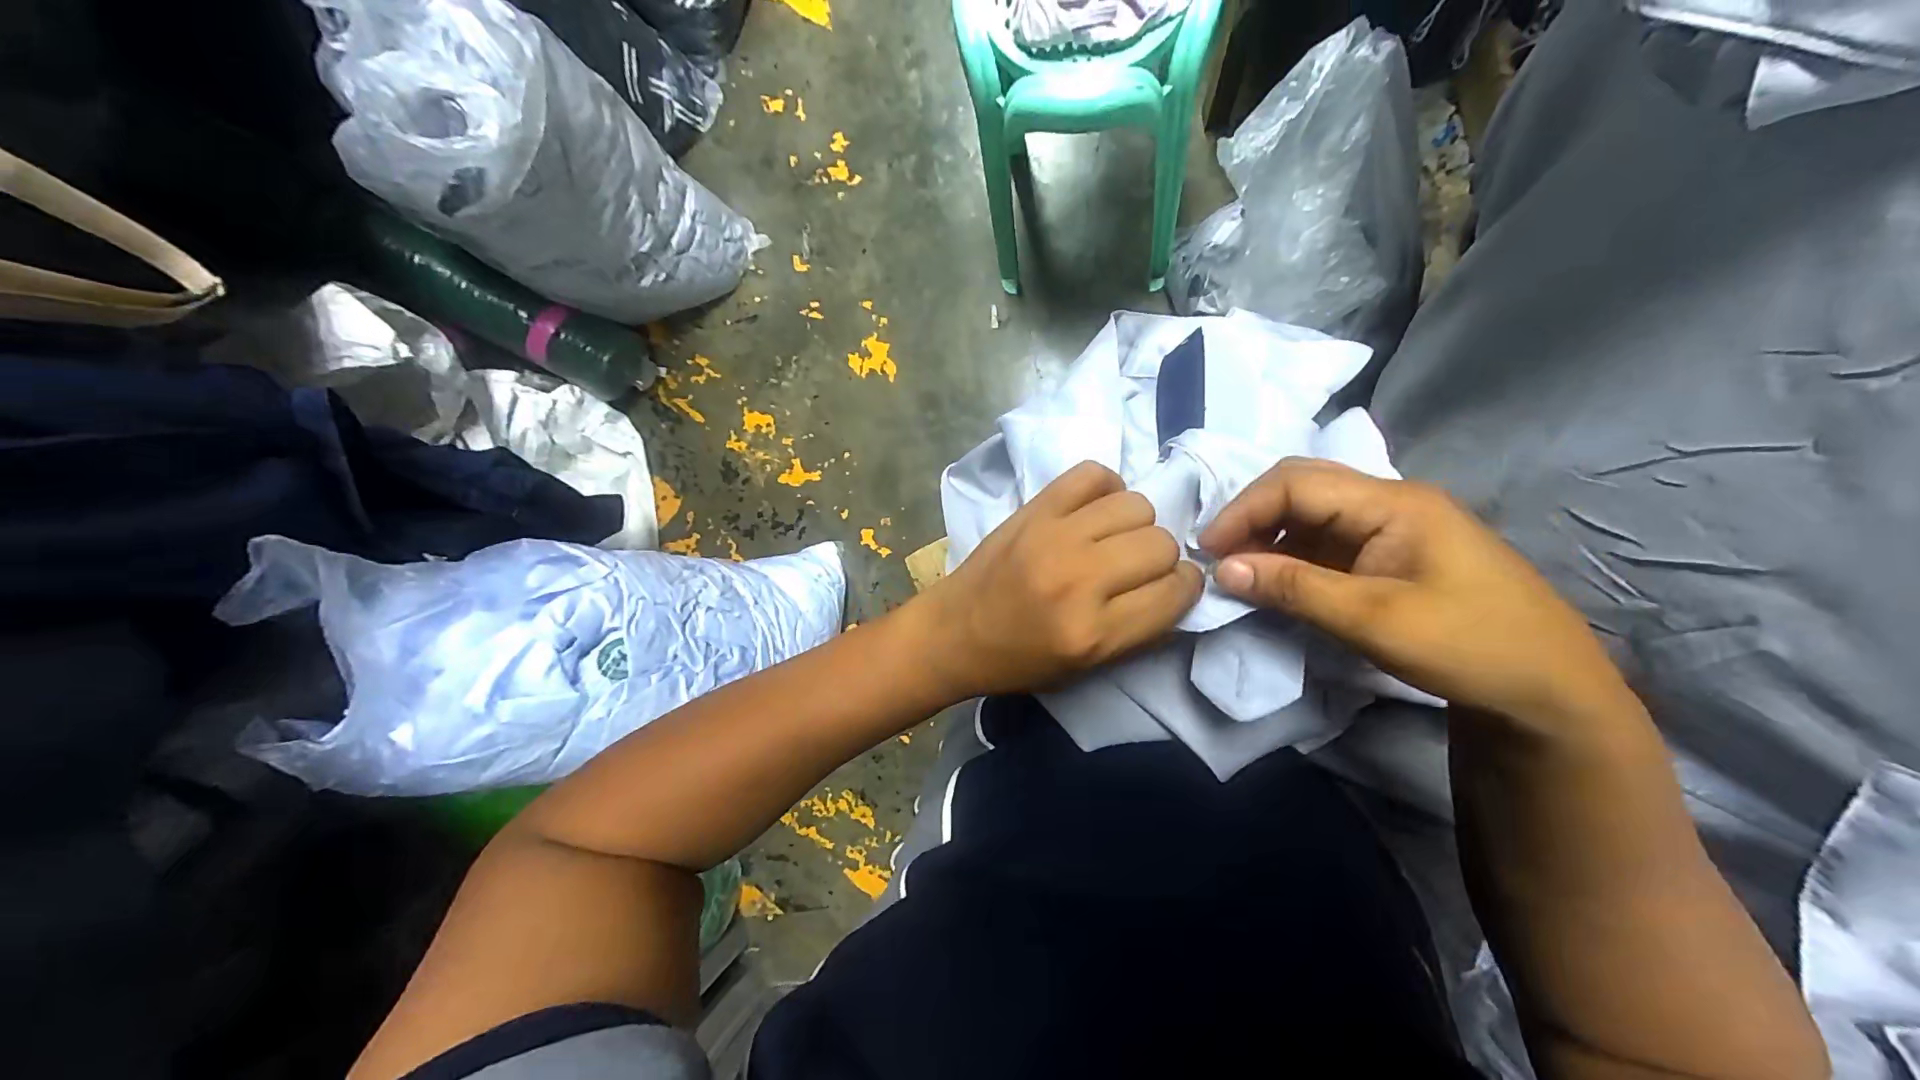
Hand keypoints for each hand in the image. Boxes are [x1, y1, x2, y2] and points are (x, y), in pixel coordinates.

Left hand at [915, 461, 1203, 698]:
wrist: (955, 632)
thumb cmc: (1021, 660)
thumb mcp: (1088, 668)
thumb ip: (1141, 631)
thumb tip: (1181, 587)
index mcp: (1093, 633)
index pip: (1176, 592)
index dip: (1183, 588)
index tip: (1170, 588)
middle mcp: (1079, 580)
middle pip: (1161, 544)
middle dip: (1160, 559)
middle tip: (1135, 569)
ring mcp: (1054, 538)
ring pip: (1136, 505)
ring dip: (1135, 524)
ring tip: (1113, 539)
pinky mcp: (1034, 510)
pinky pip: (1093, 474)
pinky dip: (1105, 488)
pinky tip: (1095, 510)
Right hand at [1199, 458, 1634, 728]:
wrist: (1550, 690)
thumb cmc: (1468, 646)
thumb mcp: (1373, 620)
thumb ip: (1294, 588)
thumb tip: (1221, 569)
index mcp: (1394, 502)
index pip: (1296, 483)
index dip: (1244, 511)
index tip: (1208, 551)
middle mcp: (1391, 501)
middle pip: (1302, 486)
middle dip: (1252, 516)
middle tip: (1219, 557)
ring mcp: (1394, 527)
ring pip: (1312, 513)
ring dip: (1269, 536)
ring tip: (1241, 573)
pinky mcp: (1392, 553)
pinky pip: (1327, 540)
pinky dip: (1292, 555)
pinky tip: (1278, 580)